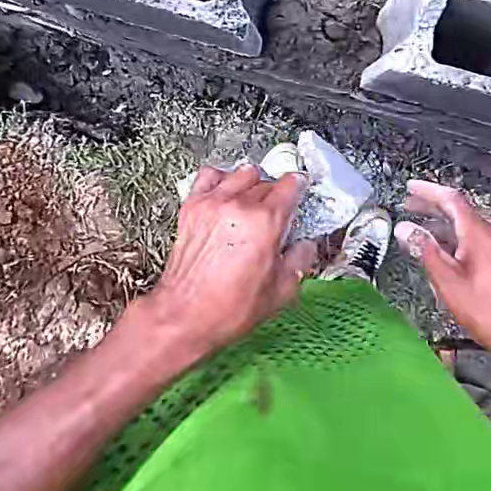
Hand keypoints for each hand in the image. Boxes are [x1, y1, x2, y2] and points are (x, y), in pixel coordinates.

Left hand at [134, 164, 317, 369]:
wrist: (185, 316)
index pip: (290, 185)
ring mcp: (212, 204)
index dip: (299, 187)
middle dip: (276, 194)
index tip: (300, 191)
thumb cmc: (227, 309)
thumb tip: (304, 246)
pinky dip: (221, 179)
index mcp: (265, 222)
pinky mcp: (192, 208)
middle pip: (267, 181)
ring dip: (251, 184)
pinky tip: (226, 193)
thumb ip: (300, 260)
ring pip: (241, 174)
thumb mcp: (281, 291)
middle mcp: (238, 206)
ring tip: (253, 201)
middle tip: (278, 213)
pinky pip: (210, 176)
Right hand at [396, 179, 490, 364]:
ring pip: (467, 227)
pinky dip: (454, 239)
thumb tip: (405, 228)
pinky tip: (444, 253)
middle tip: (410, 204)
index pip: (452, 200)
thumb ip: (425, 250)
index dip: (428, 190)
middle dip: (433, 205)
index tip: (410, 187)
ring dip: (442, 224)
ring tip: (421, 229)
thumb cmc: (486, 309)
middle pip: (460, 211)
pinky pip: (475, 241)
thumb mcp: (447, 279)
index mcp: (478, 234)